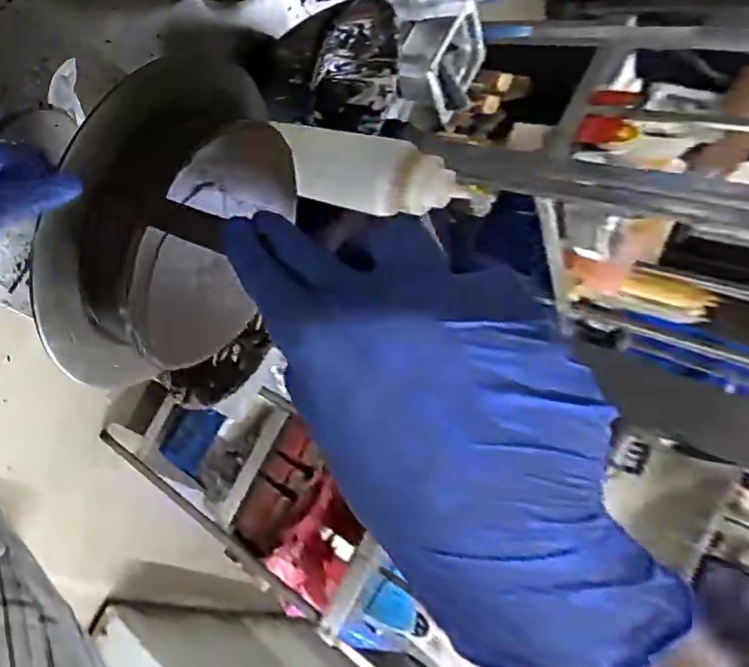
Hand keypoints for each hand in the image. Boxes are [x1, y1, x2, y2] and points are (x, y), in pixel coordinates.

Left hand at [0, 139, 81, 287]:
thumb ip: (35, 195)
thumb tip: (76, 183)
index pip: (17, 152)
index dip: (42, 169)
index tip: (61, 190)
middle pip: (3, 160)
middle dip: (27, 176)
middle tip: (48, 200)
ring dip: (11, 186)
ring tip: (30, 207)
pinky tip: (3, 212)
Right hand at [224, 213, 692, 666]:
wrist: (495, 523)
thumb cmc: (384, 474)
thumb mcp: (319, 399)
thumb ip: (314, 347)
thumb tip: (321, 317)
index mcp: (310, 328)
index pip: (262, 266)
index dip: (245, 242)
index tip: (239, 226)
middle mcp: (365, 298)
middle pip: (312, 244)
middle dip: (286, 234)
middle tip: (276, 226)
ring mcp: (438, 296)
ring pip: (398, 233)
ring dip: (384, 250)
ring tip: (392, 268)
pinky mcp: (509, 308)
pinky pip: (479, 271)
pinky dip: (465, 284)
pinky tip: (466, 307)